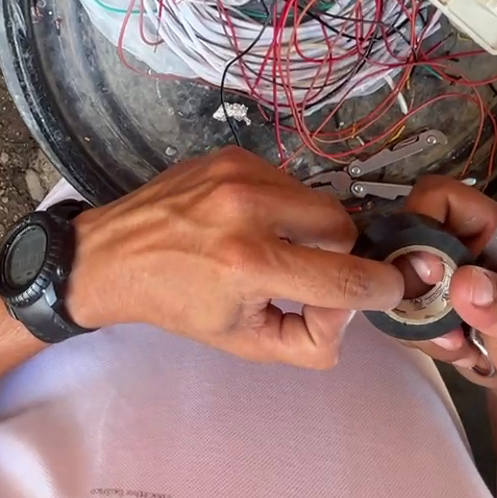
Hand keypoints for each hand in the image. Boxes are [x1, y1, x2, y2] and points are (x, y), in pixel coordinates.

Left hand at [64, 147, 402, 369]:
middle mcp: (248, 209)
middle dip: (336, 254)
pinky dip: (281, 205)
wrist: (113, 254)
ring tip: (270, 245)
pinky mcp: (232, 154)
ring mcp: (239, 173)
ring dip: (308, 227)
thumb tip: (351, 309)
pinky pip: (287, 180)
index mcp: (251, 264)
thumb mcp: (244, 343)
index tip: (383, 290)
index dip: (380, 289)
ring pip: (316, 199)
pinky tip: (248, 221)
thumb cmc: (178, 303)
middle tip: (303, 272)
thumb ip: (312, 341)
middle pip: (343, 225)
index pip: (349, 278)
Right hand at [397, 177, 496, 403]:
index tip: (430, 272)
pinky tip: (454, 349)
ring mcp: (442, 269)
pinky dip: (416, 332)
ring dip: (416, 315)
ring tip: (457, 345)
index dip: (422, 222)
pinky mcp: (426, 295)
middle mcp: (464, 242)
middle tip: (441, 325)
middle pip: (406, 234)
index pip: (440, 195)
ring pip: (396, 272)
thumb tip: (464, 281)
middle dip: (414, 284)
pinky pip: (397, 302)